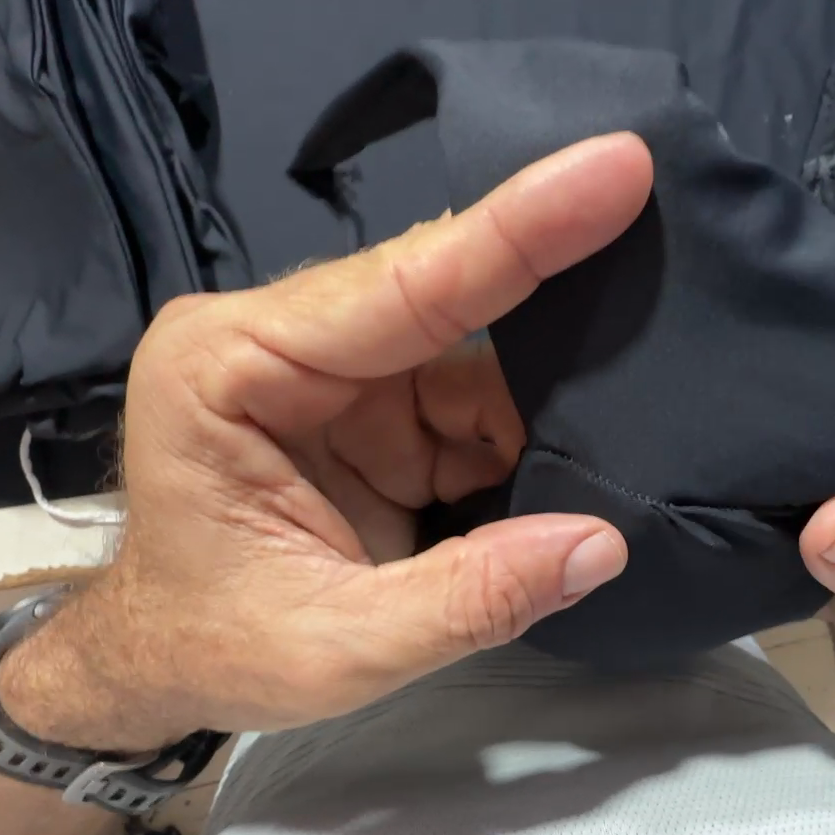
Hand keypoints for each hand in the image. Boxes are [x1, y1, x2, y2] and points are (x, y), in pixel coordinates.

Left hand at [0, 134, 653, 748]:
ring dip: (547, 406)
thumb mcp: (342, 645)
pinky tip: (573, 465)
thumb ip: (472, 599)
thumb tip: (603, 544)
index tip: (618, 169)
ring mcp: (344, 380)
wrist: (171, 665)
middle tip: (662, 275)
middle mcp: (290, 348)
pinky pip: (480, 414)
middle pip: (449, 306)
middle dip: (554, 300)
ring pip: (479, 366)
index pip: (404, 287)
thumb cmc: (219, 648)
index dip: (520, 231)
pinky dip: (529, 445)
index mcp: (238, 367)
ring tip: (625, 430)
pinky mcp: (383, 420)